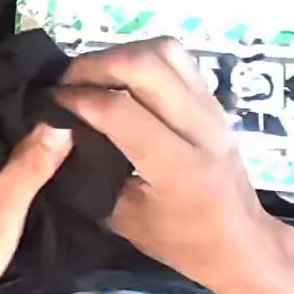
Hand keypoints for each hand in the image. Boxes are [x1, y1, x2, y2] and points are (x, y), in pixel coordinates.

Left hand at [0, 89, 73, 293]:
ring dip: (21, 124)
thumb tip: (63, 121)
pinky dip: (13, 144)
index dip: (16, 76)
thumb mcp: (1, 208)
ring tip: (65, 116)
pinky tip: (44, 147)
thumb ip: (31, 164)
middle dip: (25, 99)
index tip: (56, 73)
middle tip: (70, 96)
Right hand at [52, 39, 293, 293]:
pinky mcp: (214, 99)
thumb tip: (58, 134)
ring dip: (119, 54)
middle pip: (144, 64)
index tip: (50, 100)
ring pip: (163, 50)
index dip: (77, 97)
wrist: (243, 243)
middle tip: (67, 82)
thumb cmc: (182, 241)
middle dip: (95, 64)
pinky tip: (121, 77)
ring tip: (93, 75)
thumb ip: (91, 176)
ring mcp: (212, 108)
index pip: (120, 110)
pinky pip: (176, 58)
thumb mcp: (125, 220)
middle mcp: (200, 128)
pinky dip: (141, 57)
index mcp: (178, 167)